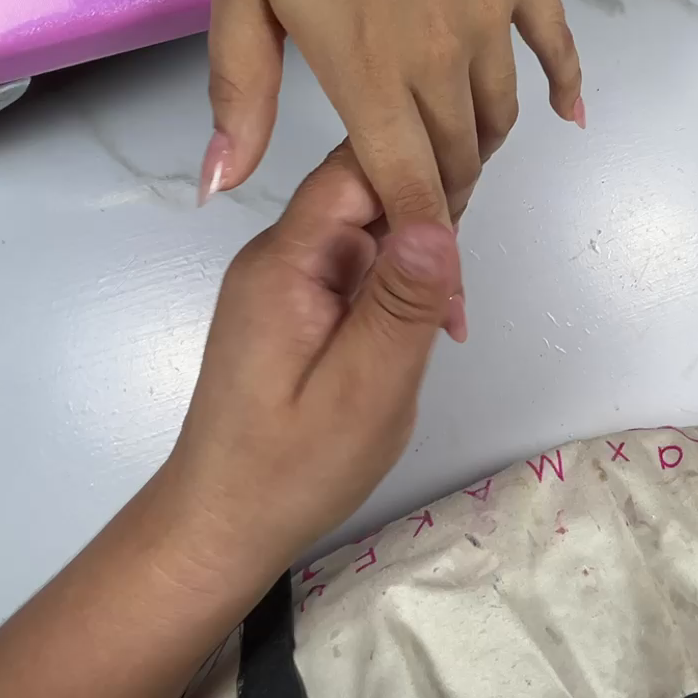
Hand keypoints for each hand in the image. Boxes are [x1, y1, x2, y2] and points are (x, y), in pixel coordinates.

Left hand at [165, 144, 463, 576]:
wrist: (225, 525)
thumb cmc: (292, 467)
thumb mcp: (364, 389)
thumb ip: (401, 304)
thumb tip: (437, 220)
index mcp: (287, 261)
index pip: (356, 172)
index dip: (419, 172)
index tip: (472, 203)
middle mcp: (283, 254)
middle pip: (365, 189)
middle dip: (428, 212)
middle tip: (468, 268)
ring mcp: (291, 277)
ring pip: (369, 224)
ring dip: (421, 250)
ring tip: (453, 305)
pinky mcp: (303, 301)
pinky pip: (363, 260)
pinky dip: (404, 277)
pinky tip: (429, 315)